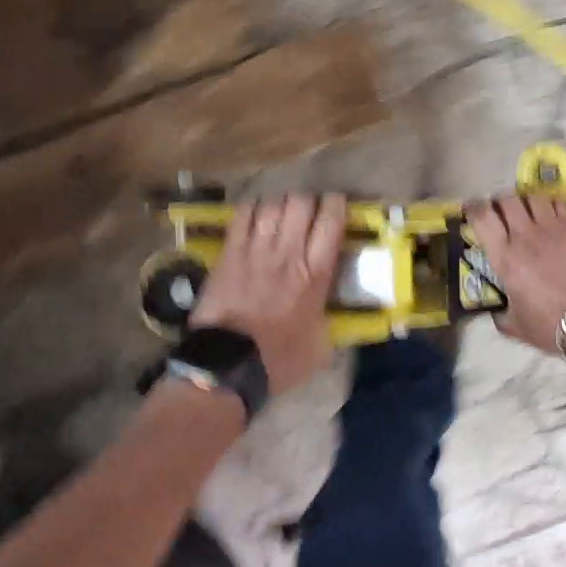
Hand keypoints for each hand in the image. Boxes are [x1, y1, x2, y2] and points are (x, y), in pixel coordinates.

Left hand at [190, 193, 344, 395]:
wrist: (228, 366)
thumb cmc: (279, 359)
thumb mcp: (321, 344)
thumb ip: (329, 320)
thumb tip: (334, 317)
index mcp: (316, 273)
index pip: (332, 221)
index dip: (337, 205)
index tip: (337, 206)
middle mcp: (289, 253)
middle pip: (301, 203)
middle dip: (308, 200)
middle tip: (308, 210)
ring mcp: (256, 251)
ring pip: (272, 205)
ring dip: (280, 204)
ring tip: (281, 212)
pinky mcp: (229, 254)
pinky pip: (241, 216)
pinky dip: (251, 209)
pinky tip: (255, 215)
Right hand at [465, 195, 565, 357]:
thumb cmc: (552, 326)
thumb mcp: (516, 326)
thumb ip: (501, 315)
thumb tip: (497, 311)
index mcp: (505, 257)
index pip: (482, 218)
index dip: (474, 208)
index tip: (473, 210)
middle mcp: (525, 235)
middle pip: (507, 200)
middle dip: (501, 203)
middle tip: (503, 213)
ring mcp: (553, 227)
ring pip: (533, 197)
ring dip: (527, 202)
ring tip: (530, 213)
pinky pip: (559, 203)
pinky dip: (552, 206)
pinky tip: (554, 217)